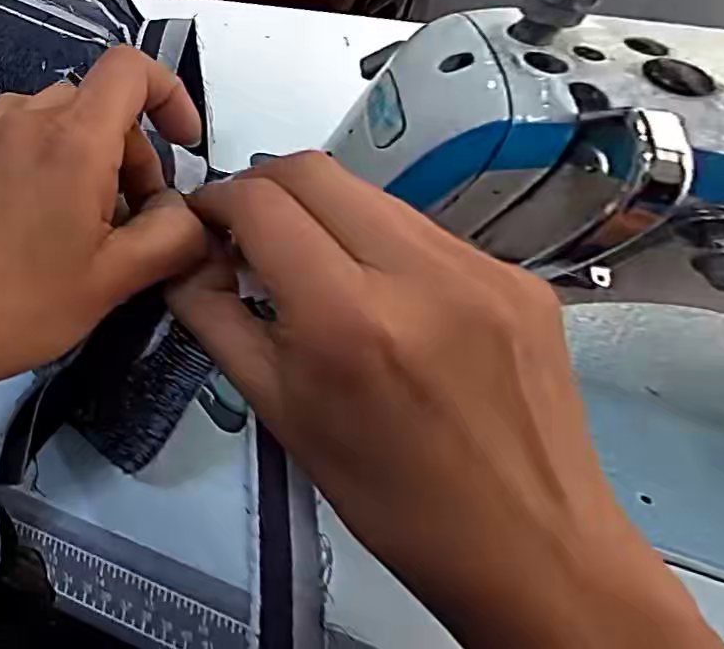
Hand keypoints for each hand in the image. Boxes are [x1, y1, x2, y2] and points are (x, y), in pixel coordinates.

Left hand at [0, 46, 207, 408]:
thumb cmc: (24, 301)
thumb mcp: (117, 277)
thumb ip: (173, 234)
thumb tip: (183, 209)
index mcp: (73, 137)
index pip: (132, 68)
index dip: (171, 94)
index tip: (184, 146)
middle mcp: (31, 117)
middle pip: (106, 103)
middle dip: (138, 154)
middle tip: (136, 221)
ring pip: (73, 117)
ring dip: (102, 157)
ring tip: (97, 222)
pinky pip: (38, 131)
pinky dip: (65, 157)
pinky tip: (57, 215)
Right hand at [169, 153, 722, 648]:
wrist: (539, 554)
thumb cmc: (385, 492)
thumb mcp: (274, 406)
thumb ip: (211, 314)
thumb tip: (185, 253)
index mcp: (346, 317)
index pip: (258, 203)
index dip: (214, 199)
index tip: (203, 223)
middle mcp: (418, 272)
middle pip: (310, 169)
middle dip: (259, 185)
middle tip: (244, 230)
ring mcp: (479, 266)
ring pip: (364, 189)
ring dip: (315, 207)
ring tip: (306, 258)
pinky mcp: (516, 273)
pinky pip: (415, 224)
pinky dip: (370, 235)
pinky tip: (374, 287)